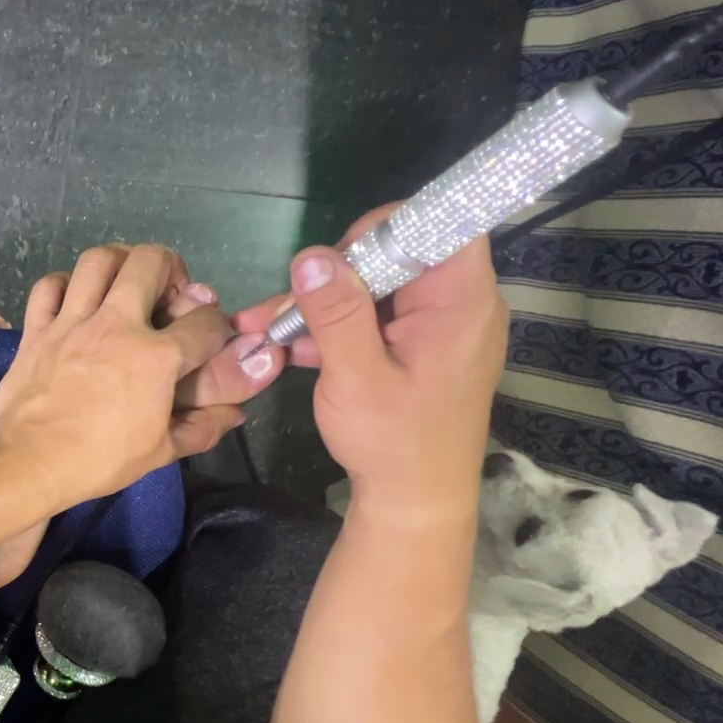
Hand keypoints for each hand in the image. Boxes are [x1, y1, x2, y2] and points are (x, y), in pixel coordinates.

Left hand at [0, 244, 249, 509]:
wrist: (28, 463)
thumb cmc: (97, 461)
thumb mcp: (159, 453)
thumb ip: (200, 428)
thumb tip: (234, 415)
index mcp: (156, 357)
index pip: (205, 322)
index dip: (216, 326)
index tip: (207, 338)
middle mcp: (116, 326)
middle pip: (150, 261)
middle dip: (169, 268)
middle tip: (166, 291)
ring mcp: (71, 324)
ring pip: (97, 261)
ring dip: (117, 263)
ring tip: (121, 283)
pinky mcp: (35, 331)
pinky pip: (48, 286)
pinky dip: (62, 285)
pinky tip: (72, 300)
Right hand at [232, 206, 508, 518]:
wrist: (414, 498)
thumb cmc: (391, 439)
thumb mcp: (355, 376)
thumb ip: (336, 313)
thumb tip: (310, 257)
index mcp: (458, 302)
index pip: (437, 224)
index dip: (382, 230)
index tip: (331, 264)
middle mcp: (455, 304)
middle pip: (395, 257)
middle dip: (331, 277)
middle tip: (280, 309)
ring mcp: (434, 327)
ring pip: (374, 291)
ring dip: (320, 307)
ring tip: (264, 328)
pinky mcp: (415, 348)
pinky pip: (372, 320)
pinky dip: (332, 330)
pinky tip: (288, 348)